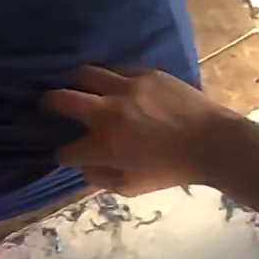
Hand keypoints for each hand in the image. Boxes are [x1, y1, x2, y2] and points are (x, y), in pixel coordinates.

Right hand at [41, 66, 239, 194]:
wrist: (212, 142)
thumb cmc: (171, 170)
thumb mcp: (131, 187)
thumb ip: (101, 178)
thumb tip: (86, 166)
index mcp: (104, 145)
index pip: (66, 151)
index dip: (62, 155)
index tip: (66, 154)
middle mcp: (108, 112)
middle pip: (62, 99)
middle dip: (47, 103)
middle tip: (45, 103)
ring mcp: (126, 88)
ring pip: (85, 73)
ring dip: (74, 81)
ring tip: (74, 85)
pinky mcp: (145, 74)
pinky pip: (116, 70)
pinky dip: (107, 78)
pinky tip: (111, 84)